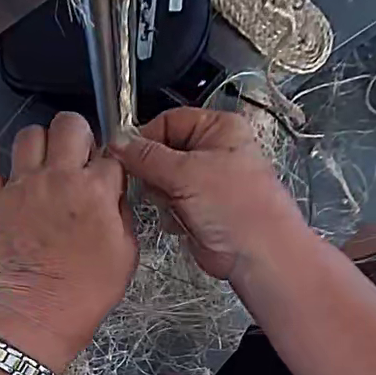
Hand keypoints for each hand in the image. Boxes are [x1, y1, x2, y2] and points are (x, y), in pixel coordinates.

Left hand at [0, 112, 136, 371]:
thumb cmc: (89, 289)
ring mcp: (22, 186)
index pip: (109, 154)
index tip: (106, 177)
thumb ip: (121, 211)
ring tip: (42, 163)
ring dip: (39, 144)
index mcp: (96, 190)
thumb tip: (111, 191)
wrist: (41, 312)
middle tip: (77, 158)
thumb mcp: (127, 251)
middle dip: (77, 136)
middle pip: (69, 125)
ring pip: (29, 135)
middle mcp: (59, 177)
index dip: (109, 164)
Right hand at [111, 107, 312, 280]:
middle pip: (162, 152)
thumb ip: (147, 156)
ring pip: (162, 181)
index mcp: (218, 129)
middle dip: (156, 173)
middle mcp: (213, 152)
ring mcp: (206, 182)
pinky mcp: (199, 209)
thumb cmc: (238, 207)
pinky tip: (184, 221)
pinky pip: (169, 205)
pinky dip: (171, 214)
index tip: (127, 155)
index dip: (145, 138)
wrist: (256, 253)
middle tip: (162, 185)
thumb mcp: (185, 172)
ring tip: (180, 206)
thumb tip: (120, 144)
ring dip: (164, 197)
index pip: (168, 121)